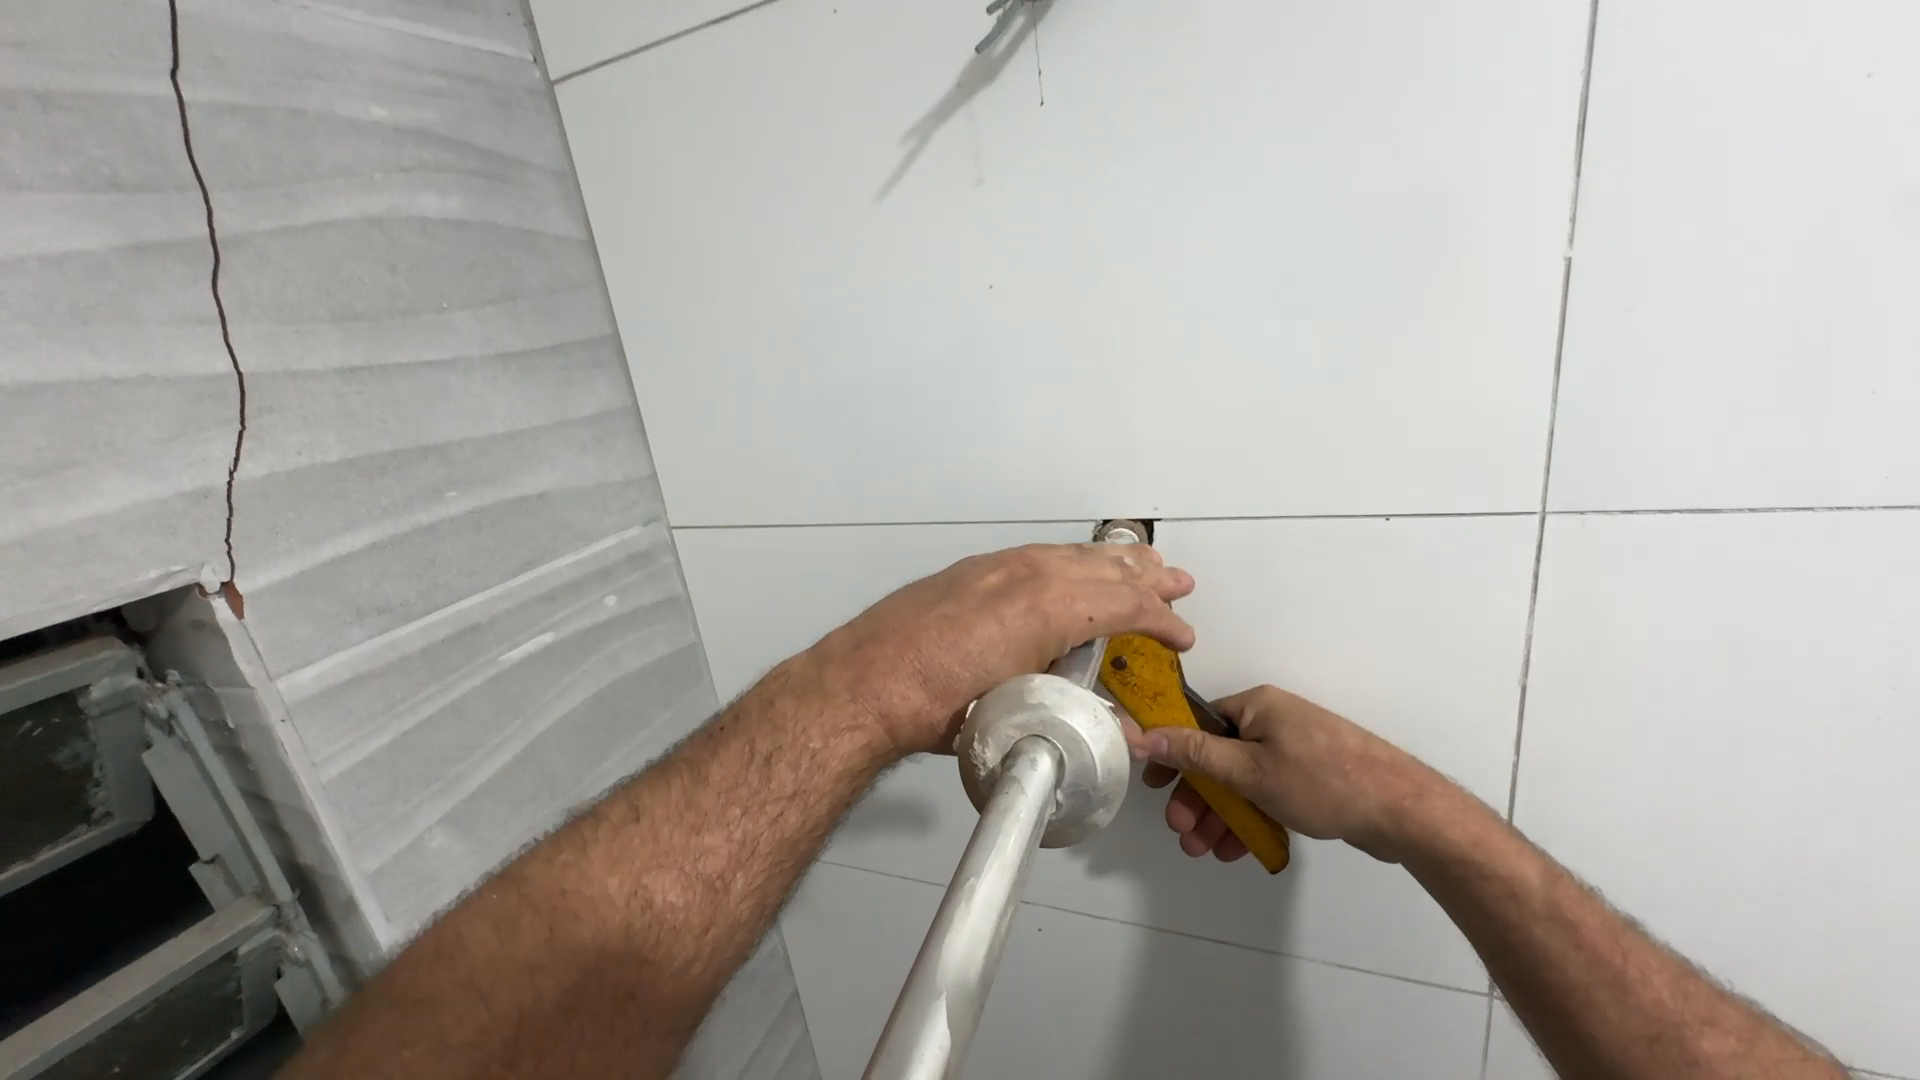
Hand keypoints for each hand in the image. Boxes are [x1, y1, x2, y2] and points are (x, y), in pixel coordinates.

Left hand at [808, 544, 1196, 757]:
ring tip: (1140, 562)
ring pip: (1073, 555)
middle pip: (1106, 569)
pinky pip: (1040, 554)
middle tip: (1178, 582)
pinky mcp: (975, 569)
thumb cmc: (937, 704)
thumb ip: (1075, 709)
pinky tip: (1074, 566)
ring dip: (1112, 561)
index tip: (1181, 635)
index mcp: (1050, 606)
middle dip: (1147, 577)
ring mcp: (999, 566)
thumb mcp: (1020, 710)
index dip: (1162, 621)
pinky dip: (1071, 559)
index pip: (1126, 605)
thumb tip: (1114, 728)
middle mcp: (1030, 574)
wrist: (868, 682)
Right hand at [1130, 685, 1452, 863]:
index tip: (1155, 786)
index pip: (1198, 723)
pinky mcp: (1311, 779)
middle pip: (1218, 758)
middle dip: (1198, 799)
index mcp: (1256, 707)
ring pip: (1242, 782)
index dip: (1173, 755)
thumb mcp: (1249, 770)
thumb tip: (1143, 733)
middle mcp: (1273, 722)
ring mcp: (1294, 751)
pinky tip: (1238, 849)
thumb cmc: (1321, 782)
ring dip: (1220, 815)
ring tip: (1205, 851)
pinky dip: (1251, 818)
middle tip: (1183, 834)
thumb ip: (1194, 754)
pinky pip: (1267, 795)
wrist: (1405, 812)